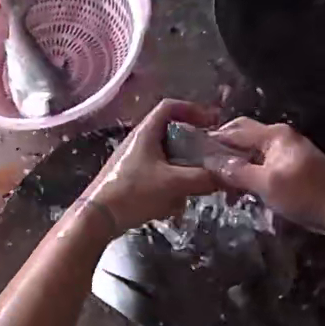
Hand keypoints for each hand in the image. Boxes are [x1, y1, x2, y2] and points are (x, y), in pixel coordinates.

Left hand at [80, 99, 219, 231]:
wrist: (97, 218)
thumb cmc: (133, 192)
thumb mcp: (173, 183)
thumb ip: (203, 178)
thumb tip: (227, 175)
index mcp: (146, 133)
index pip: (170, 107)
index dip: (193, 110)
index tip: (213, 123)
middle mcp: (139, 142)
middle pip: (172, 134)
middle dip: (193, 149)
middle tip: (211, 160)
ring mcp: (134, 161)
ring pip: (168, 159)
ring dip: (183, 174)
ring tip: (194, 189)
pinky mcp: (132, 179)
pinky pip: (159, 177)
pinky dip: (170, 188)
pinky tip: (174, 207)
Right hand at [206, 118, 324, 234]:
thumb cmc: (304, 194)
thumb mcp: (266, 184)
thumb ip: (236, 171)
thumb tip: (210, 161)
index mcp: (273, 135)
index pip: (233, 130)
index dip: (212, 140)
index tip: (193, 154)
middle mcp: (279, 137)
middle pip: (242, 138)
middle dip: (223, 152)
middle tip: (204, 169)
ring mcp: (286, 151)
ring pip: (251, 153)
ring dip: (235, 167)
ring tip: (220, 185)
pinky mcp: (290, 167)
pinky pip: (261, 164)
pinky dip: (248, 174)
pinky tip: (240, 190)